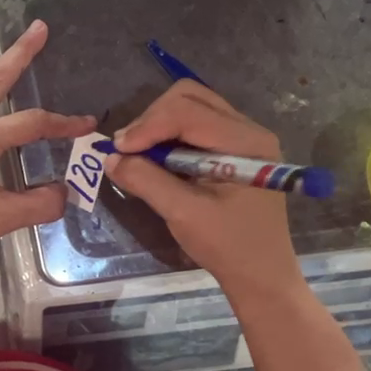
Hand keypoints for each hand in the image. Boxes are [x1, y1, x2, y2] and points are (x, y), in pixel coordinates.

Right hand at [104, 81, 301, 300]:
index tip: (118, 150)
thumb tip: (110, 159)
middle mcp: (247, 130)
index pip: (186, 111)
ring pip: (188, 105)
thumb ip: (146, 181)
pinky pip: (191, 124)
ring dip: (156, 125)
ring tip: (137, 155)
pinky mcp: (230, 148)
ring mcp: (240, 137)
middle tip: (128, 149)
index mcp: (246, 143)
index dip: (147, 126)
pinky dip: (166, 135)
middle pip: (188, 97)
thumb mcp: (183, 214)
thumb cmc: (229, 245)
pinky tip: (155, 160)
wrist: (261, 273)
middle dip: (151, 118)